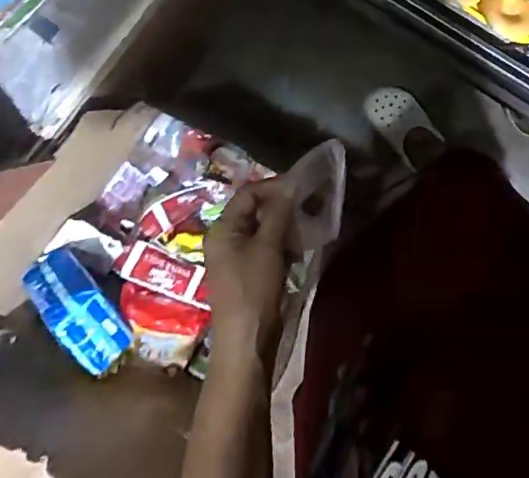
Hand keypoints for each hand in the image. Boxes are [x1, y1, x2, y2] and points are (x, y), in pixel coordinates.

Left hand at [204, 179, 296, 362]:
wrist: (247, 345)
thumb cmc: (254, 290)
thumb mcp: (268, 247)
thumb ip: (278, 212)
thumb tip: (290, 183)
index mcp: (223, 228)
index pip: (248, 193)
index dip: (273, 187)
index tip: (301, 190)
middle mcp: (224, 239)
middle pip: (254, 211)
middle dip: (281, 211)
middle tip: (305, 215)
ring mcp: (234, 258)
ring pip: (262, 231)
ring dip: (283, 231)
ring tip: (301, 240)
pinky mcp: (246, 275)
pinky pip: (264, 250)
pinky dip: (281, 248)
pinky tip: (295, 258)